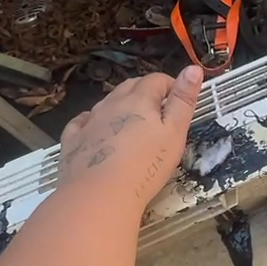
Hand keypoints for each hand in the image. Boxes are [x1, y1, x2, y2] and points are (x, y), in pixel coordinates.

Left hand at [59, 66, 201, 210]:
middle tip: (158, 112)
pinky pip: (82, 122)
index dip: (169, 85)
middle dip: (145, 92)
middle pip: (130, 86)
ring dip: (120, 106)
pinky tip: (95, 130)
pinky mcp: (72, 141)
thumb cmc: (146, 165)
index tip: (178, 99)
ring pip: (107, 103)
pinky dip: (92, 121)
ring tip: (131, 124)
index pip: (156, 80)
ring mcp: (89, 122)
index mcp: (139, 100)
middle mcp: (112, 104)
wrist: (99, 197)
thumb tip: (194, 68)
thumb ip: (184, 100)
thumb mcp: (175, 133)